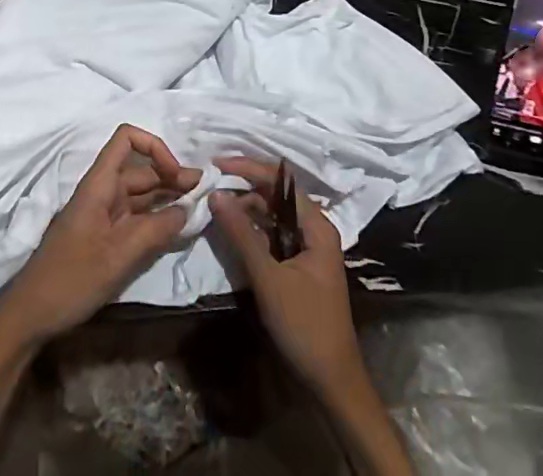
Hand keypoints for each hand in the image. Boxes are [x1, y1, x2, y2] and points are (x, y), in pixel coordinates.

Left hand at [0, 124, 200, 345]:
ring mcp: (103, 215)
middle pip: (141, 170)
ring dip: (168, 197)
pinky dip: (158, 217)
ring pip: (142, 194)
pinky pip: (137, 217)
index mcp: (99, 185)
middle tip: (204, 192)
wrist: (30, 317)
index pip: (126, 140)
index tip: (175, 174)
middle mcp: (102, 193)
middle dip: (172, 176)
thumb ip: (157, 229)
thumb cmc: (71, 280)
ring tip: (198, 207)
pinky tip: (177, 227)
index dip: (155, 148)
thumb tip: (188, 209)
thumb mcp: (119, 255)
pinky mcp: (105, 236)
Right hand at [208, 156, 361, 393]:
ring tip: (216, 206)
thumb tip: (216, 194)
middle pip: (278, 197)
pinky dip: (253, 230)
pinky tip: (232, 232)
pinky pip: (274, 236)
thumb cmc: (304, 325)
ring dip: (248, 209)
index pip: (281, 183)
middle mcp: (315, 230)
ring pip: (274, 217)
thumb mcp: (269, 279)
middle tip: (211, 186)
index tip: (217, 164)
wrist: (330, 379)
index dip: (249, 169)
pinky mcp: (299, 266)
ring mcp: (308, 249)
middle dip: (246, 187)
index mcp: (317, 226)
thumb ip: (242, 236)